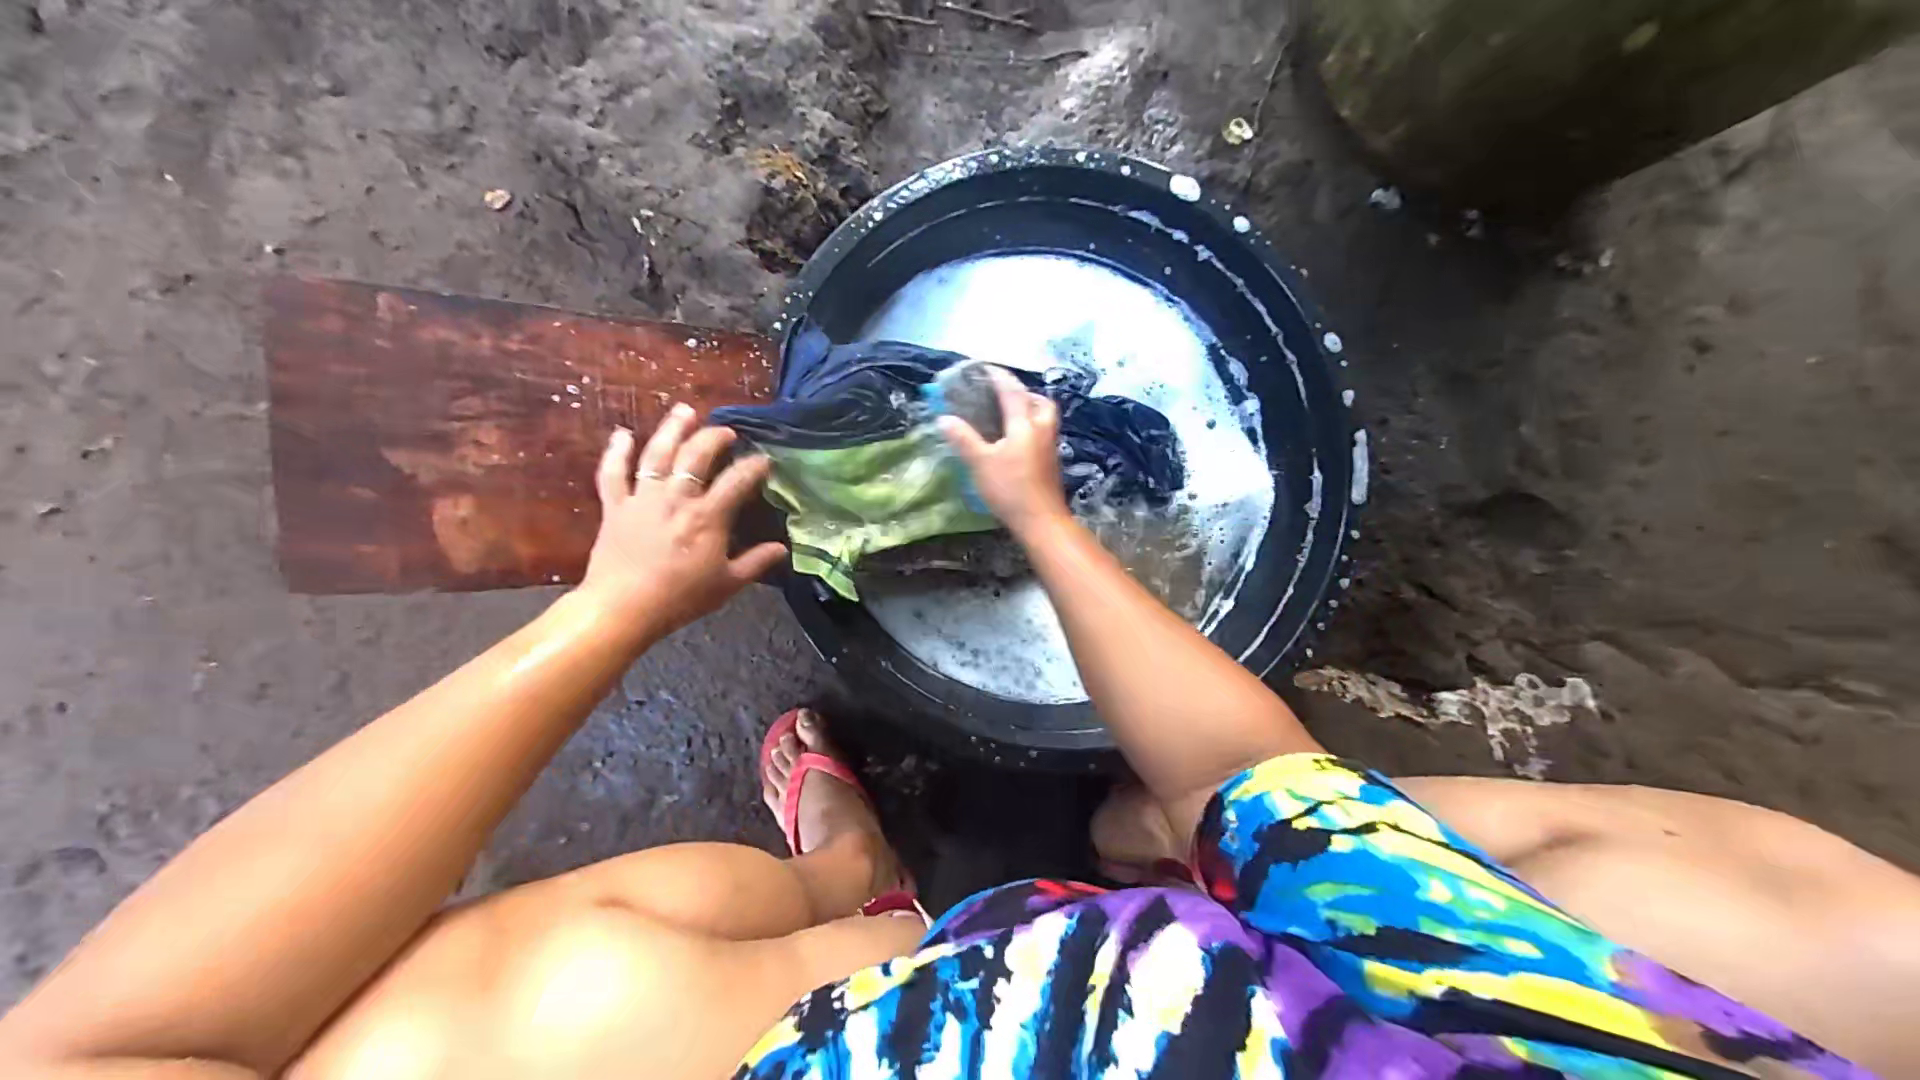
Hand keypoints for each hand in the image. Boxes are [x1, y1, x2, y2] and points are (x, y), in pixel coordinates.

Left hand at [575, 403, 787, 642]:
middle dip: (714, 438)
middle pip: (696, 456)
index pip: (737, 481)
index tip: (764, 459)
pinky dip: (617, 452)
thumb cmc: (680, 598)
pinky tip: (623, 434)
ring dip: (672, 429)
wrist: (622, 608)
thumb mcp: (727, 584)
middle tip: (726, 431)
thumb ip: (756, 562)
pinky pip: (613, 473)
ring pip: (657, 454)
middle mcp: (677, 498)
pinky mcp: (616, 507)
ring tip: (685, 411)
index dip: (753, 466)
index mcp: (708, 517)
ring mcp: (643, 498)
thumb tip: (782, 549)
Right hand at [936, 365, 1068, 534]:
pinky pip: (1043, 434)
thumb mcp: (980, 463)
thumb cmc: (1010, 489)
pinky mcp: (1051, 463)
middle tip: (1003, 395)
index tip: (985, 368)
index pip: (1012, 391)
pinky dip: (1031, 427)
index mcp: (1024, 424)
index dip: (998, 376)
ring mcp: (1050, 447)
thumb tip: (944, 418)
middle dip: (1022, 392)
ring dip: (1030, 409)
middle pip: (1039, 401)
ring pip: (1045, 418)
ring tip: (1010, 416)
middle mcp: (1042, 430)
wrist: (1042, 521)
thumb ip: (964, 439)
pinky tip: (1017, 441)